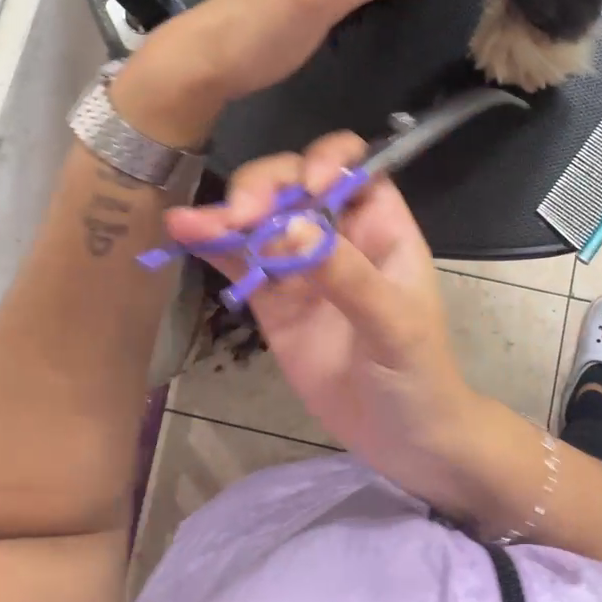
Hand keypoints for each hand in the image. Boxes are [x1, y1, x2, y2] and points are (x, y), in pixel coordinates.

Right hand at [163, 133, 484, 498]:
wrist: (404, 439)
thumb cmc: (418, 371)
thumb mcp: (393, 322)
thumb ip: (344, 274)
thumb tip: (286, 227)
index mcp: (381, 225)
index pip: (354, 167)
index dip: (327, 161)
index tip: (305, 187)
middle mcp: (339, 233)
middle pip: (296, 183)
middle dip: (267, 187)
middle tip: (242, 216)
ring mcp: (302, 265)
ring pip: (262, 219)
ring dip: (228, 214)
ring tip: (189, 221)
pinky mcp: (273, 300)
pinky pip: (241, 263)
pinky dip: (214, 247)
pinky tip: (182, 233)